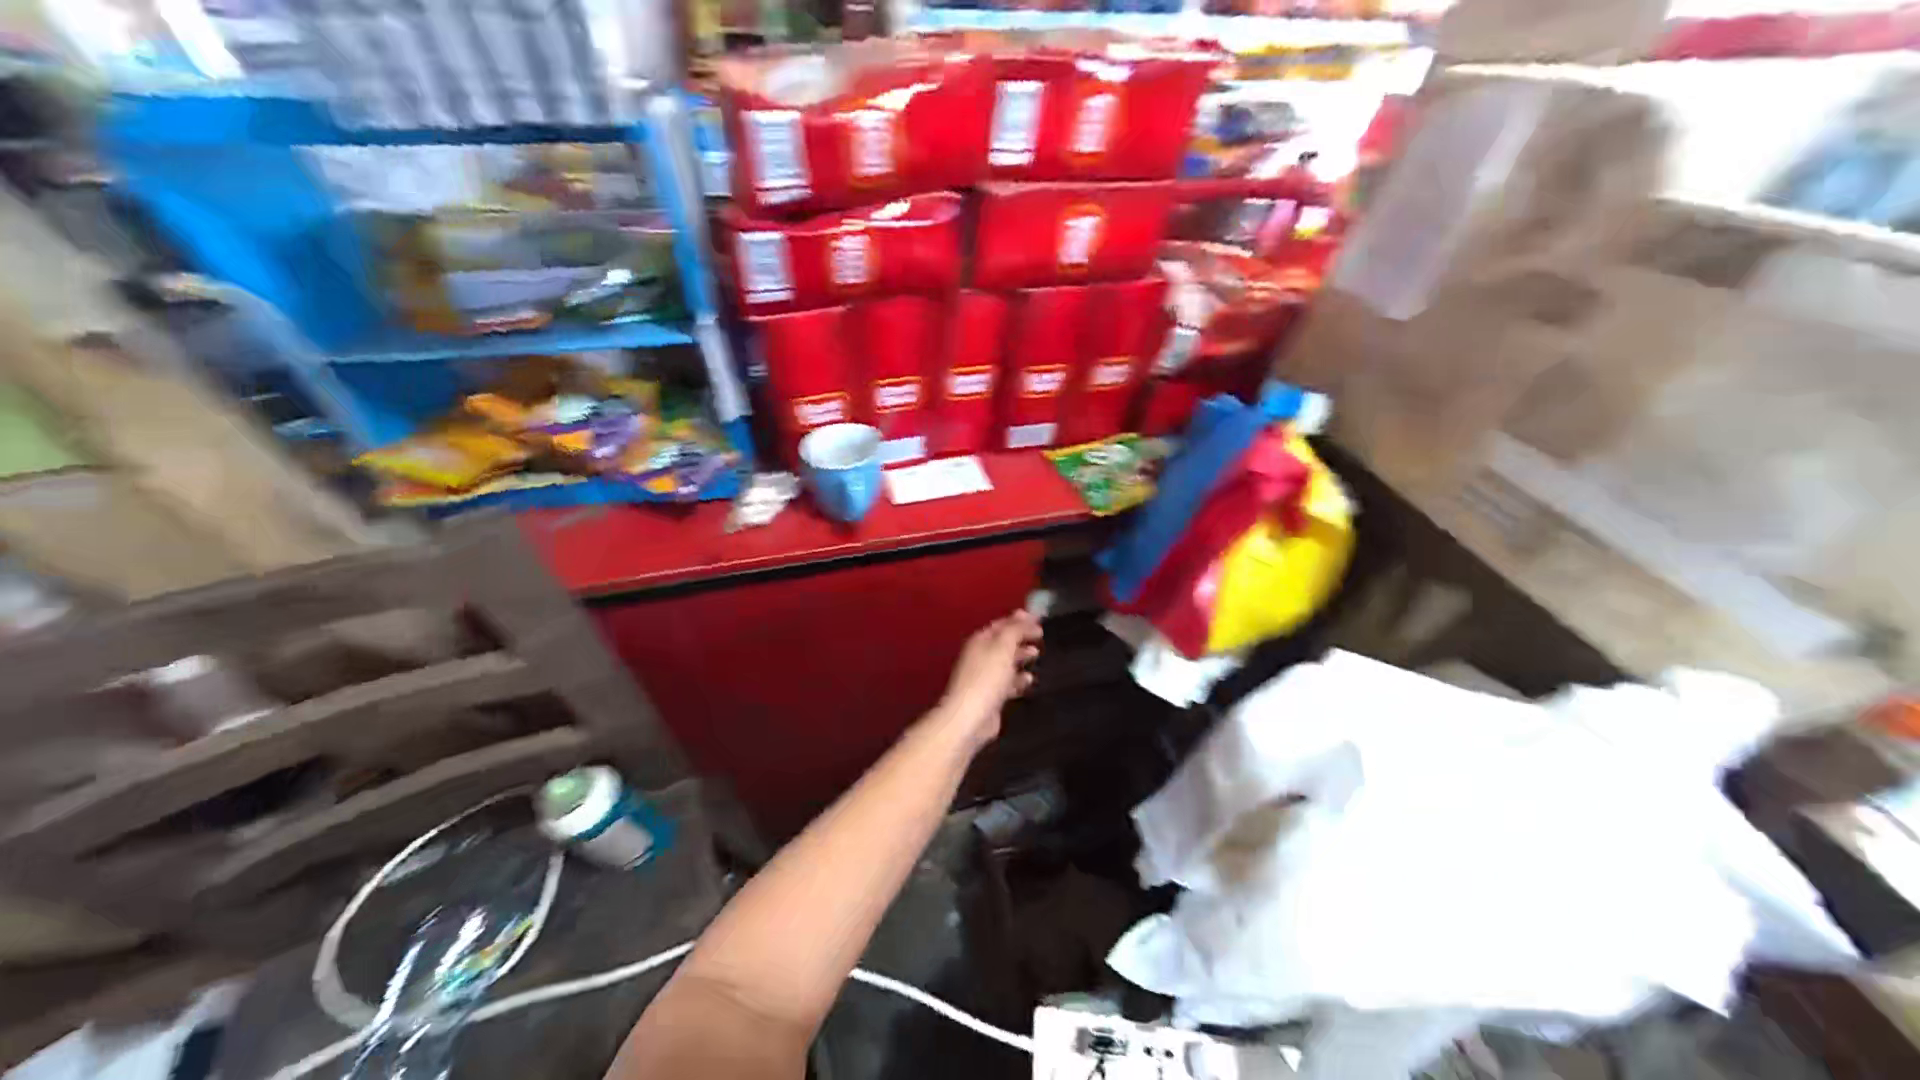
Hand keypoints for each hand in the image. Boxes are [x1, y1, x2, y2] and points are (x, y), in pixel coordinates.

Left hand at [937, 610, 1041, 747]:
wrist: (971, 717)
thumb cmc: (987, 677)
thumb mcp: (1003, 646)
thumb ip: (1016, 630)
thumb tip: (1026, 615)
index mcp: (980, 641)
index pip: (1000, 625)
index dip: (1018, 620)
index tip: (1038, 618)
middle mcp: (980, 656)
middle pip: (1003, 642)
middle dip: (1021, 637)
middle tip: (1040, 635)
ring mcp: (984, 677)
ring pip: (1006, 662)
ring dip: (1020, 657)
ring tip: (1037, 654)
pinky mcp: (990, 696)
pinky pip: (1007, 683)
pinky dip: (1018, 679)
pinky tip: (1029, 680)